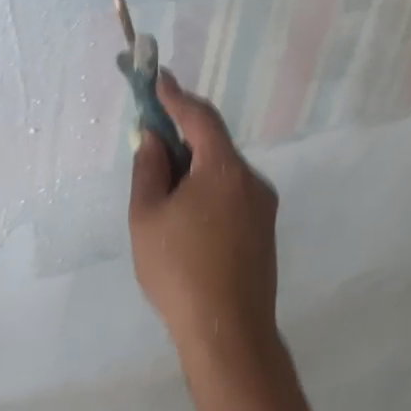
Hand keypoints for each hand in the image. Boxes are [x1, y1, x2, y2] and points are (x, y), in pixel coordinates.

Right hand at [128, 71, 280, 355]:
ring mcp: (263, 209)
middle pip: (213, 143)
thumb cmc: (179, 270)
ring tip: (159, 186)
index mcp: (224, 170)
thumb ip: (149, 168)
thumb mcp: (147, 215)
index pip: (199, 117)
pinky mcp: (263, 232)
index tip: (156, 76)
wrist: (228, 334)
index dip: (175, 95)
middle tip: (149, 135)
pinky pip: (230, 194)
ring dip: (192, 166)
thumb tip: (154, 139)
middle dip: (181, 134)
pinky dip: (205, 189)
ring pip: (222, 171)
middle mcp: (251, 181)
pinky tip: (183, 213)